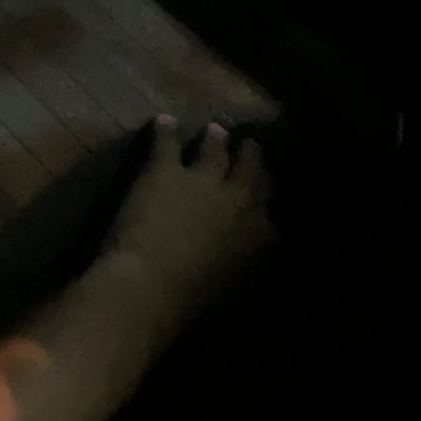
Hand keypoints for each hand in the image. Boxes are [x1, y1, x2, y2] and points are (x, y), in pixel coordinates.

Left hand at [104, 116, 273, 310]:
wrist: (151, 284)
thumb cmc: (190, 301)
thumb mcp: (231, 286)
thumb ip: (243, 261)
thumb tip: (246, 253)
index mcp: (258, 236)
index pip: (269, 209)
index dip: (265, 195)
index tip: (265, 186)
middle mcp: (239, 201)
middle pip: (251, 171)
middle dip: (251, 156)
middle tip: (250, 144)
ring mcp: (202, 180)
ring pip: (213, 150)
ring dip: (213, 139)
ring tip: (213, 129)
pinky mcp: (165, 169)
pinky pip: (167, 141)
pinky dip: (164, 130)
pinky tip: (163, 119)